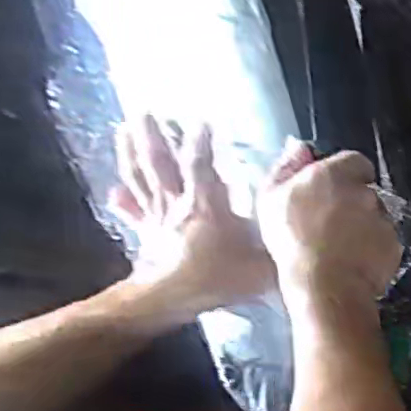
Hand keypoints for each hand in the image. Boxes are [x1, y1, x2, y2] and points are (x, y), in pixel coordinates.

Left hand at [110, 116, 274, 318]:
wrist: (175, 297)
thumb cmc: (226, 277)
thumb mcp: (266, 254)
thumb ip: (278, 225)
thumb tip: (293, 199)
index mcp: (206, 206)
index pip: (202, 166)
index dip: (202, 142)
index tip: (203, 121)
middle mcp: (177, 205)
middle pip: (160, 163)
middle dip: (155, 137)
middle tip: (148, 113)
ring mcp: (157, 218)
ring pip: (140, 177)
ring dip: (131, 151)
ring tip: (124, 130)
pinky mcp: (146, 233)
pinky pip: (132, 209)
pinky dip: (123, 196)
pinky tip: (116, 189)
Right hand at [257, 139, 402, 300]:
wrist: (326, 281)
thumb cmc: (291, 238)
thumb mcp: (271, 196)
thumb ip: (287, 167)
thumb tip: (300, 146)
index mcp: (336, 177)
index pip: (357, 160)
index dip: (347, 171)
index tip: (334, 185)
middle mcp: (367, 196)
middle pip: (365, 191)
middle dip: (351, 200)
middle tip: (328, 218)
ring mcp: (385, 221)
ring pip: (376, 216)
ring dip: (363, 222)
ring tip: (339, 241)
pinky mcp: (396, 245)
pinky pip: (385, 239)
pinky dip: (374, 244)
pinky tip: (354, 255)